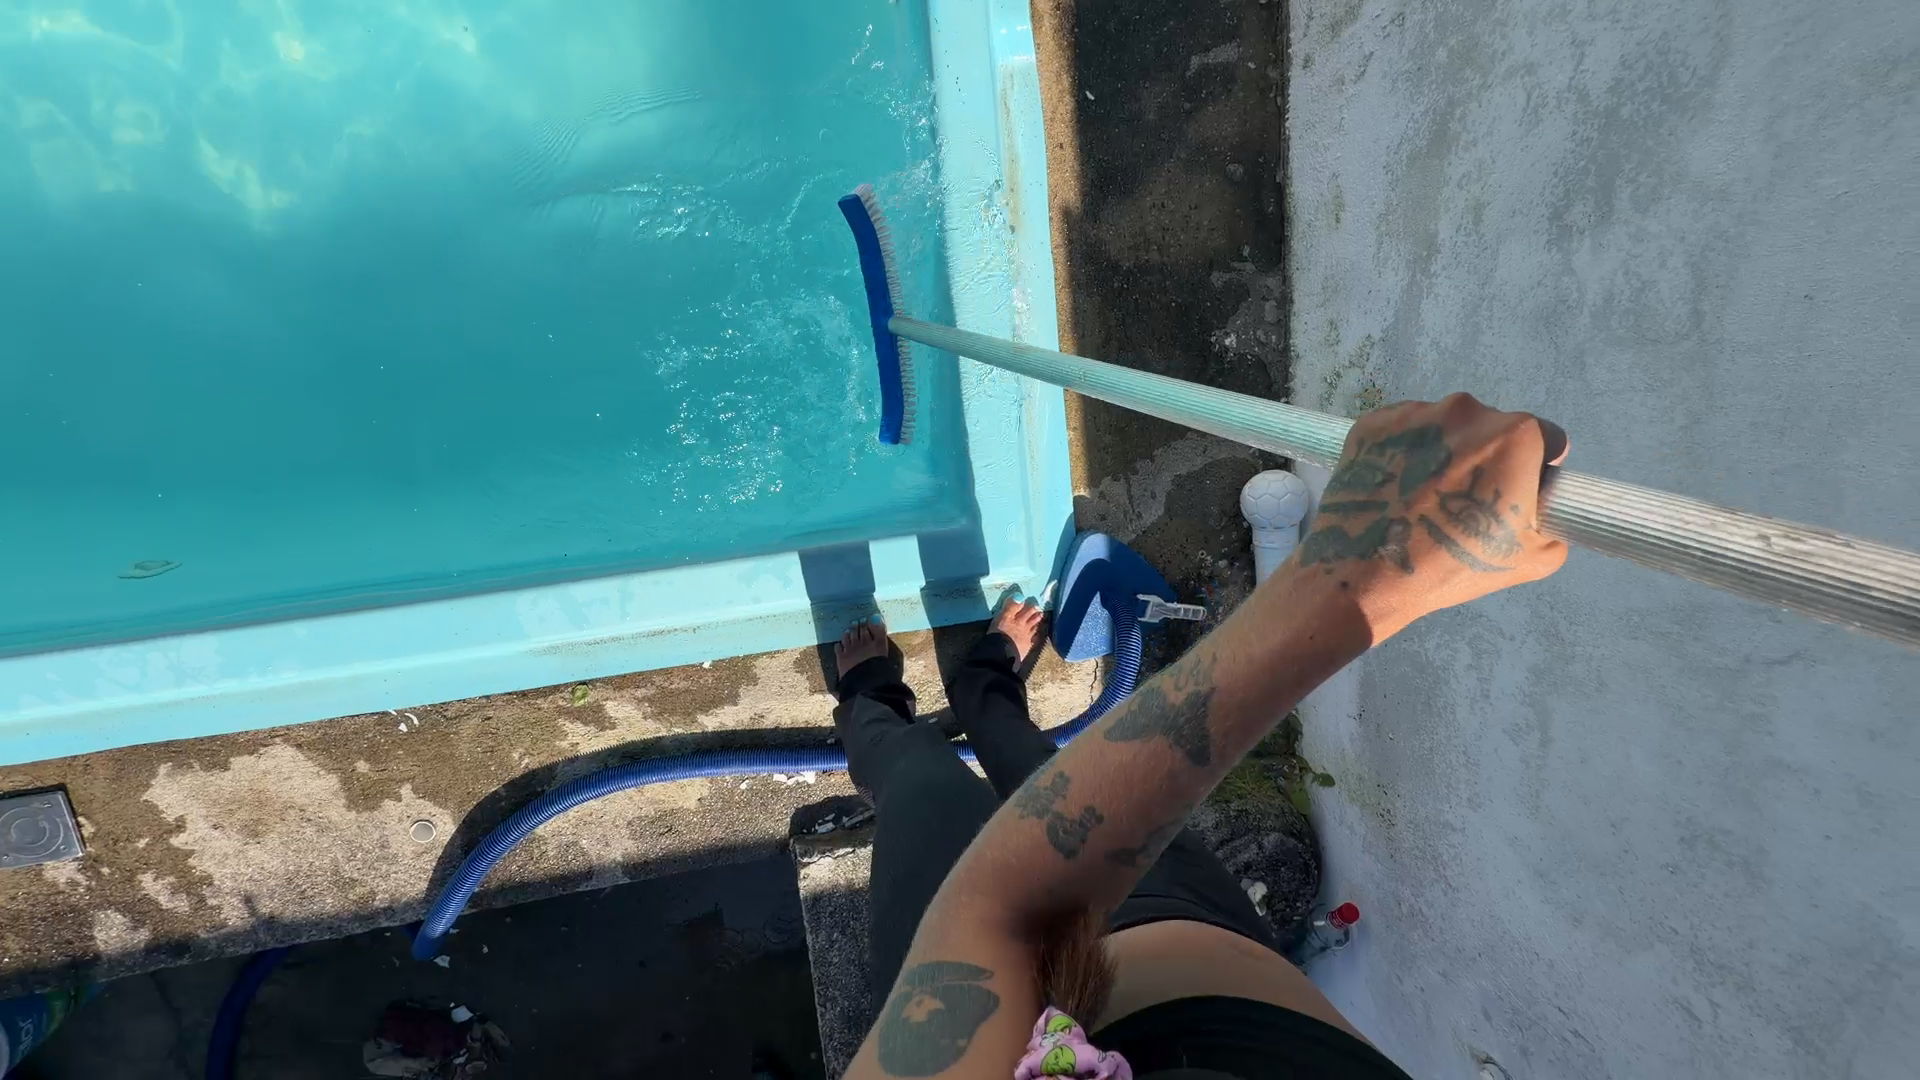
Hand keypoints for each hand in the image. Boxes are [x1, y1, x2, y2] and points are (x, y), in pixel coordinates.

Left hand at [1292, 393, 1568, 641]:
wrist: (1361, 572)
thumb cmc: (1450, 566)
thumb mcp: (1534, 557)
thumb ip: (1552, 521)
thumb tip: (1539, 509)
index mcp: (1513, 434)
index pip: (1543, 438)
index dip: (1535, 465)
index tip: (1513, 489)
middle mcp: (1462, 411)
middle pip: (1488, 428)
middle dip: (1483, 457)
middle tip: (1459, 497)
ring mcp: (1409, 415)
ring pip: (1442, 427)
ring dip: (1440, 450)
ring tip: (1420, 493)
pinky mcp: (1368, 426)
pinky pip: (1400, 432)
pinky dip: (1402, 450)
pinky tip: (1394, 483)